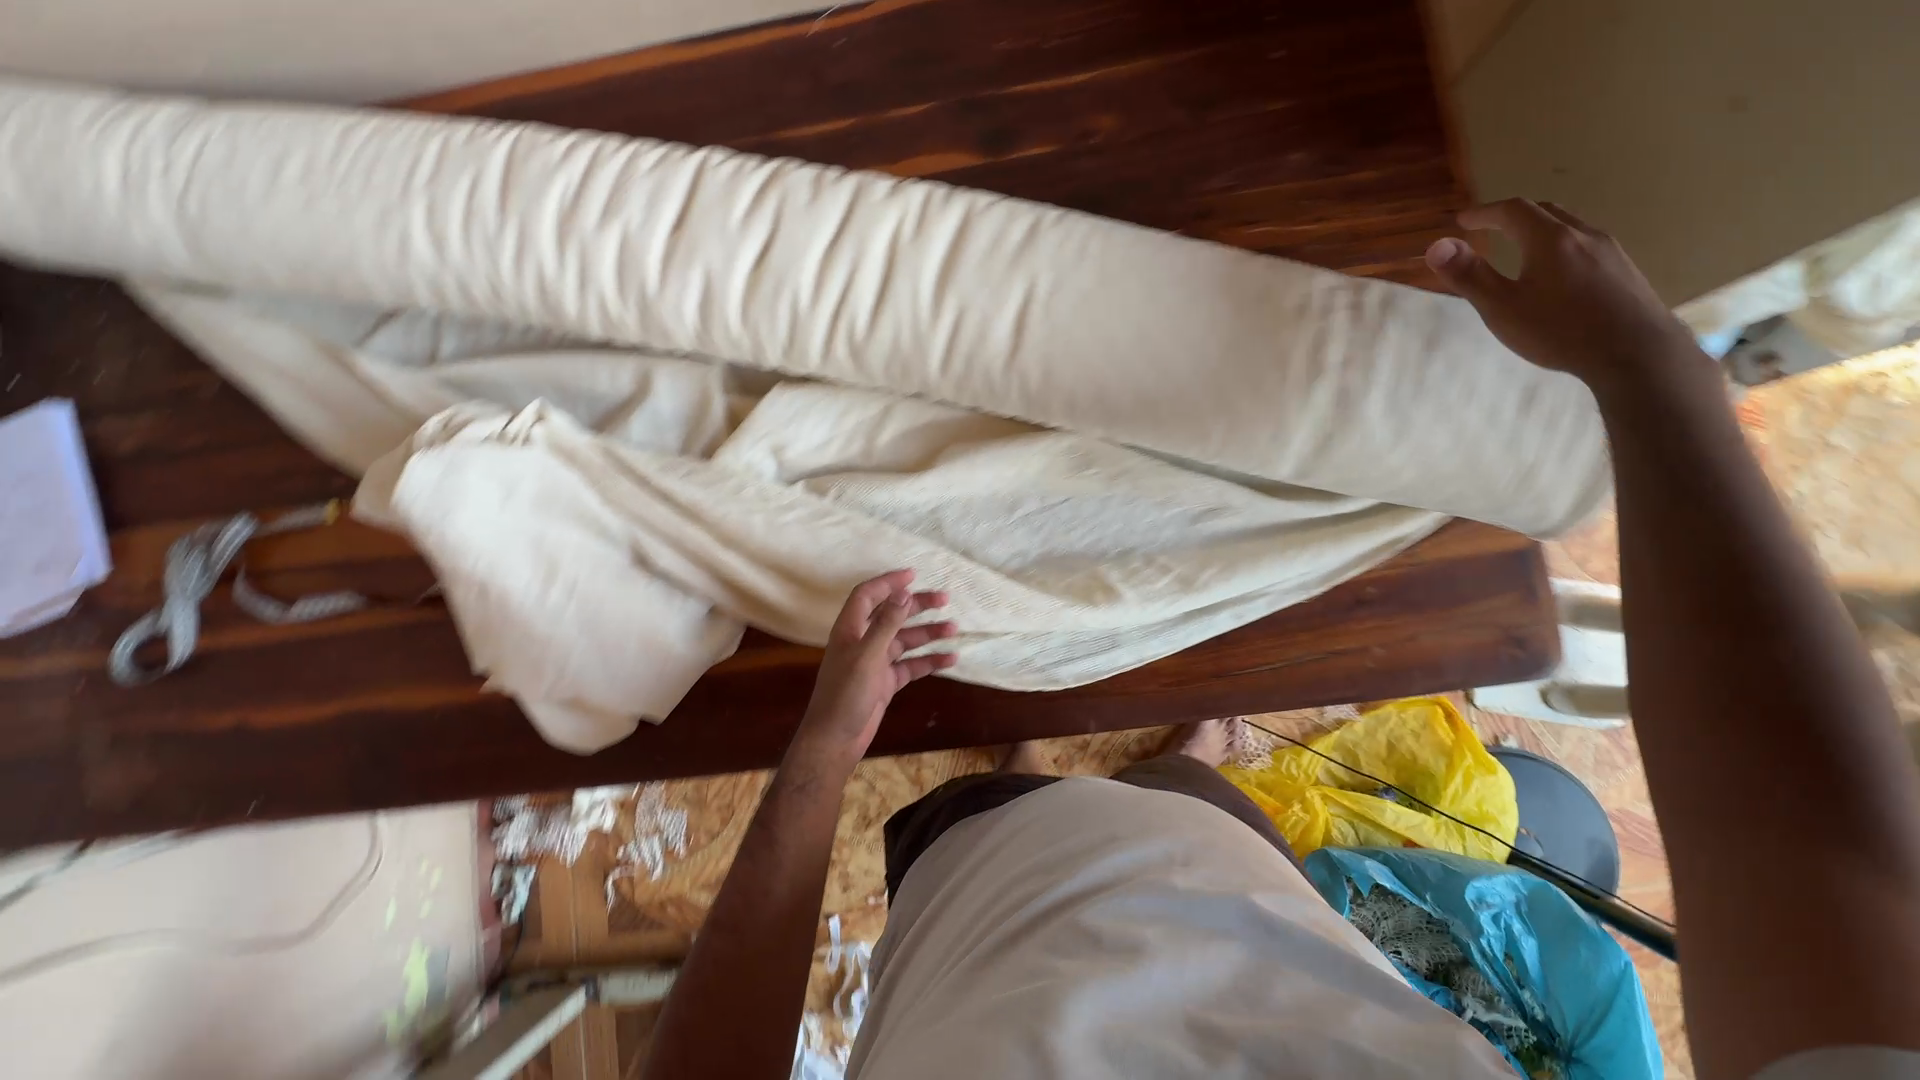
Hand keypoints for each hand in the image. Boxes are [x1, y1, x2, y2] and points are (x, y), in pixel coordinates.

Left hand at [794, 570, 957, 762]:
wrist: (835, 739)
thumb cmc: (846, 694)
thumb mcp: (867, 656)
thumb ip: (886, 623)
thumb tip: (903, 593)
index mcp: (850, 629)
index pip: (868, 595)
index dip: (888, 582)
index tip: (914, 575)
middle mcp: (862, 641)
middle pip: (891, 615)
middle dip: (916, 606)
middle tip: (944, 599)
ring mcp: (874, 662)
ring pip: (904, 641)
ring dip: (927, 634)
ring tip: (954, 629)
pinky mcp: (885, 682)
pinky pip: (910, 666)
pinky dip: (928, 661)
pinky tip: (950, 660)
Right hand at [1425, 199, 1710, 393]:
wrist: (1636, 352)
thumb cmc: (1560, 331)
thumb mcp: (1502, 308)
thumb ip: (1470, 276)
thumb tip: (1437, 247)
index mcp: (1550, 240)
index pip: (1513, 210)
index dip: (1485, 212)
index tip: (1463, 220)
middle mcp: (1583, 235)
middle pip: (1546, 211)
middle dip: (1514, 216)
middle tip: (1492, 228)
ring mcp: (1610, 251)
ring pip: (1571, 227)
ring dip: (1542, 229)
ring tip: (1524, 248)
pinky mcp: (1624, 270)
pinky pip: (1587, 245)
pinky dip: (1563, 246)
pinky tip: (1560, 273)